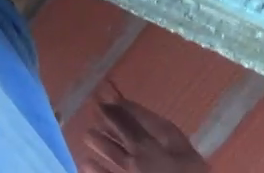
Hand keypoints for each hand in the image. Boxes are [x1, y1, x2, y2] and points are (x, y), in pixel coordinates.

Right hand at [84, 94, 208, 172]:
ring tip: (84, 138)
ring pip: (128, 162)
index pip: (154, 123)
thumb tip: (106, 103)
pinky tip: (84, 164)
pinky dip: (103, 171)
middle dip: (113, 128)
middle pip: (139, 142)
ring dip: (106, 149)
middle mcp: (169, 166)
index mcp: (178, 151)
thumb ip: (126, 125)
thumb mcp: (145, 150)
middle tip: (90, 117)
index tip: (104, 99)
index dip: (130, 109)